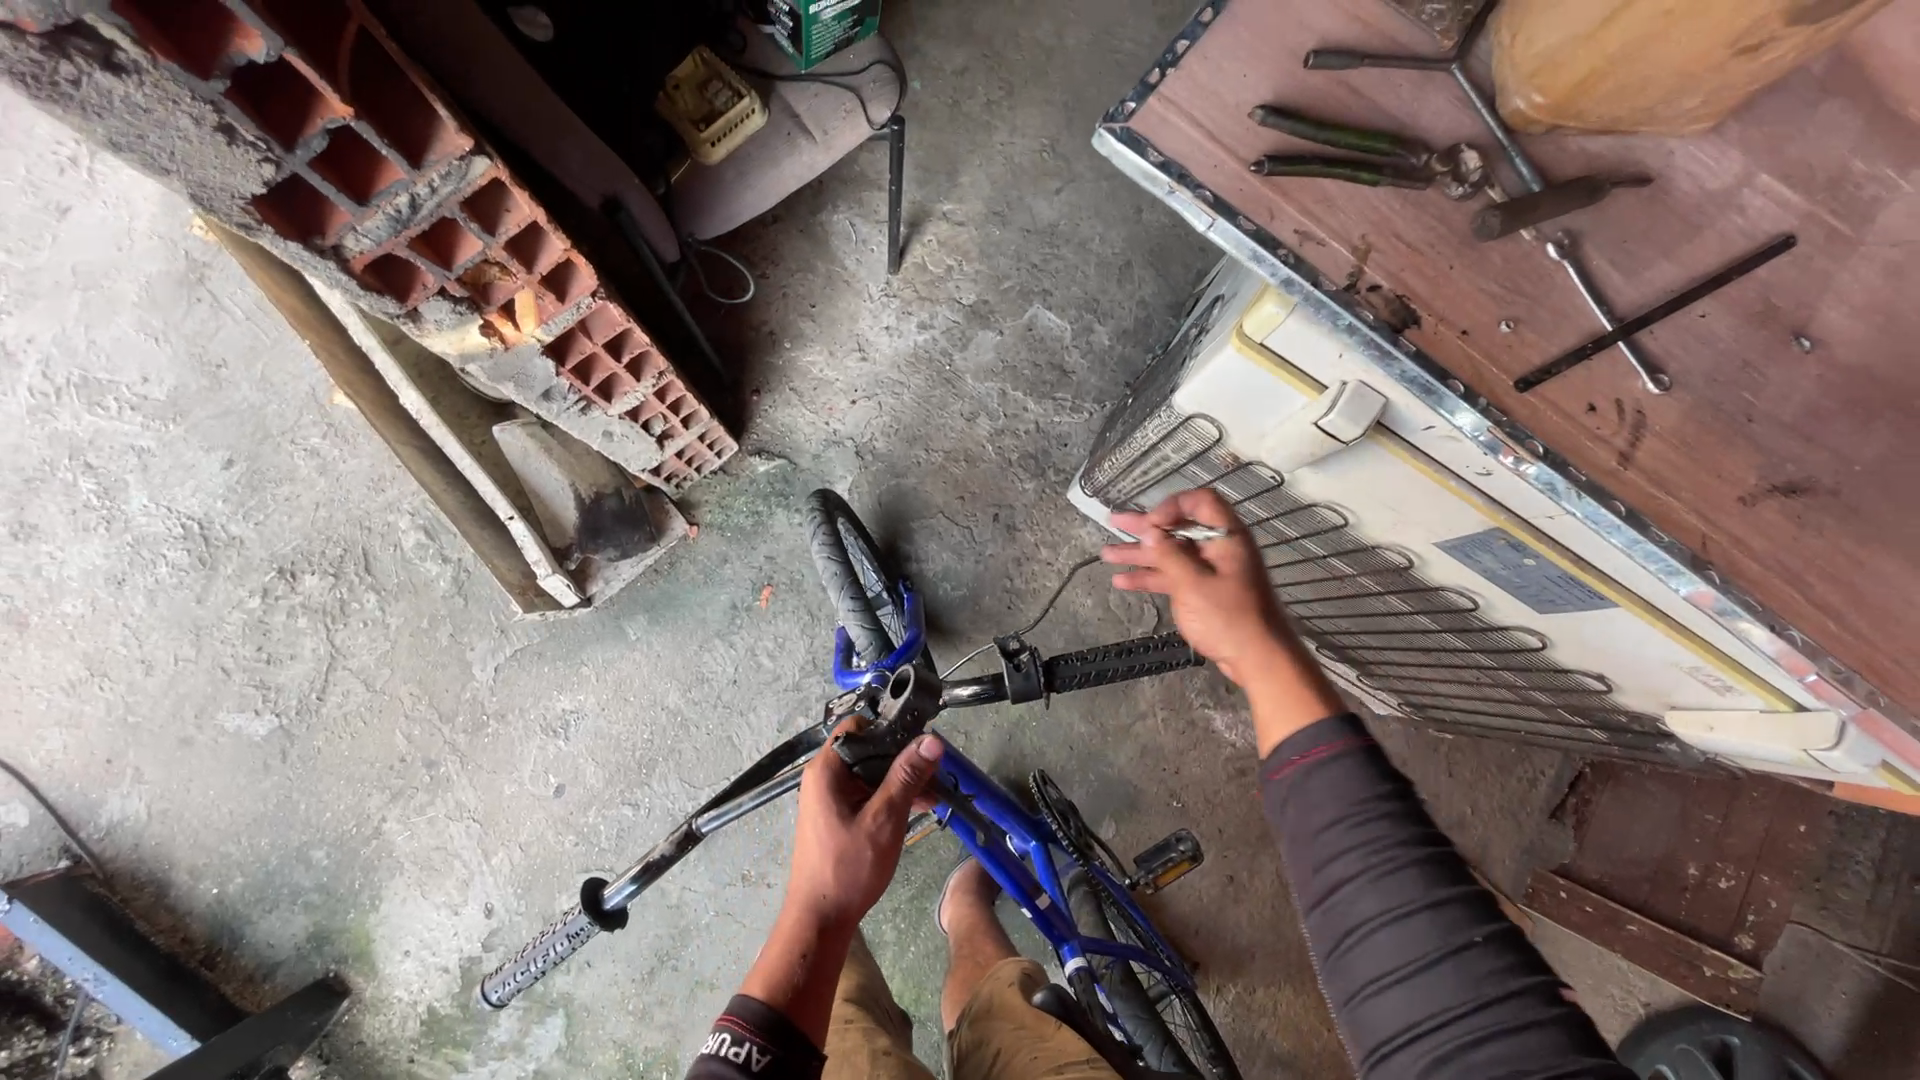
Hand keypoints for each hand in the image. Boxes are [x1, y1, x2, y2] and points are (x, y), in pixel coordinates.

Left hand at [782, 721, 944, 934]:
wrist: (821, 918)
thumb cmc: (848, 867)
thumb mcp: (884, 818)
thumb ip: (907, 776)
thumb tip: (932, 740)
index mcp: (827, 769)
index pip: (859, 726)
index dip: (890, 727)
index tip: (921, 739)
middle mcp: (825, 777)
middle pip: (868, 749)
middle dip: (903, 758)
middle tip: (935, 771)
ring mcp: (831, 797)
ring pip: (871, 772)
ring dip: (901, 779)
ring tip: (934, 793)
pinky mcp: (839, 814)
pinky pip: (868, 792)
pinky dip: (891, 795)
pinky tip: (919, 807)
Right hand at [1102, 488, 1292, 685]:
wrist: (1257, 658)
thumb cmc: (1229, 617)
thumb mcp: (1194, 584)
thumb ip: (1170, 555)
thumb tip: (1149, 531)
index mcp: (1226, 537)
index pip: (1200, 502)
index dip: (1172, 506)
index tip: (1150, 524)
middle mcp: (1217, 548)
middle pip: (1179, 527)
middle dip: (1145, 527)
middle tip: (1114, 521)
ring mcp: (1209, 570)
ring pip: (1170, 553)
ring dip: (1140, 553)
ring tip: (1107, 553)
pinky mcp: (1201, 591)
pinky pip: (1172, 576)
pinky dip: (1149, 577)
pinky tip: (1122, 581)